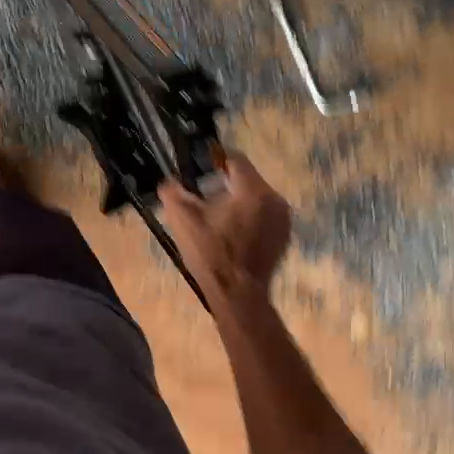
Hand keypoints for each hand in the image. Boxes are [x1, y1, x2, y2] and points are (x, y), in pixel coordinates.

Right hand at [158, 150, 293, 307]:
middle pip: (246, 178)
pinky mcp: (284, 236)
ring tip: (216, 220)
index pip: (235, 158)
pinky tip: (231, 235)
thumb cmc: (211, 254)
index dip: (214, 161)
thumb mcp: (182, 220)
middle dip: (223, 184)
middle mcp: (274, 199)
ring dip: (236, 201)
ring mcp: (283, 219)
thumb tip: (169, 182)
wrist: (238, 295)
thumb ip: (172, 191)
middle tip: (203, 201)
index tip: (198, 172)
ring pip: (256, 196)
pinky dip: (248, 217)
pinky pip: (264, 214)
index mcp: (252, 190)